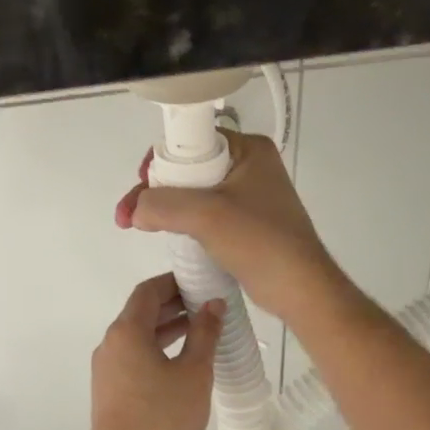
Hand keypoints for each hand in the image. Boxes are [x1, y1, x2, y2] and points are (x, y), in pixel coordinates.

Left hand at [87, 274, 222, 429]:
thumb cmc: (163, 418)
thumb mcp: (194, 373)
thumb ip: (204, 333)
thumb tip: (214, 304)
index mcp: (126, 332)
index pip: (148, 291)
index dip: (174, 282)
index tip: (202, 281)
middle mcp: (111, 344)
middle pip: (141, 311)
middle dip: (174, 303)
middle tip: (208, 302)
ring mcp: (107, 368)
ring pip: (138, 335)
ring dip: (167, 327)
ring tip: (202, 328)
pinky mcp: (110, 390)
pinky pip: (135, 355)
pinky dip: (158, 348)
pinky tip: (183, 360)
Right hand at [114, 130, 349, 323]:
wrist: (301, 289)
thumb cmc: (260, 242)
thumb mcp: (207, 215)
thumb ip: (163, 205)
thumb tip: (136, 212)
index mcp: (248, 149)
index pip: (192, 140)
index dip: (160, 160)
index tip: (140, 185)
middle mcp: (250, 165)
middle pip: (188, 168)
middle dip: (155, 190)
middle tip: (129, 214)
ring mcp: (249, 195)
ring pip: (193, 193)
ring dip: (164, 208)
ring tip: (137, 226)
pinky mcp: (245, 222)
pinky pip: (204, 214)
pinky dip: (182, 223)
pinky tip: (164, 235)